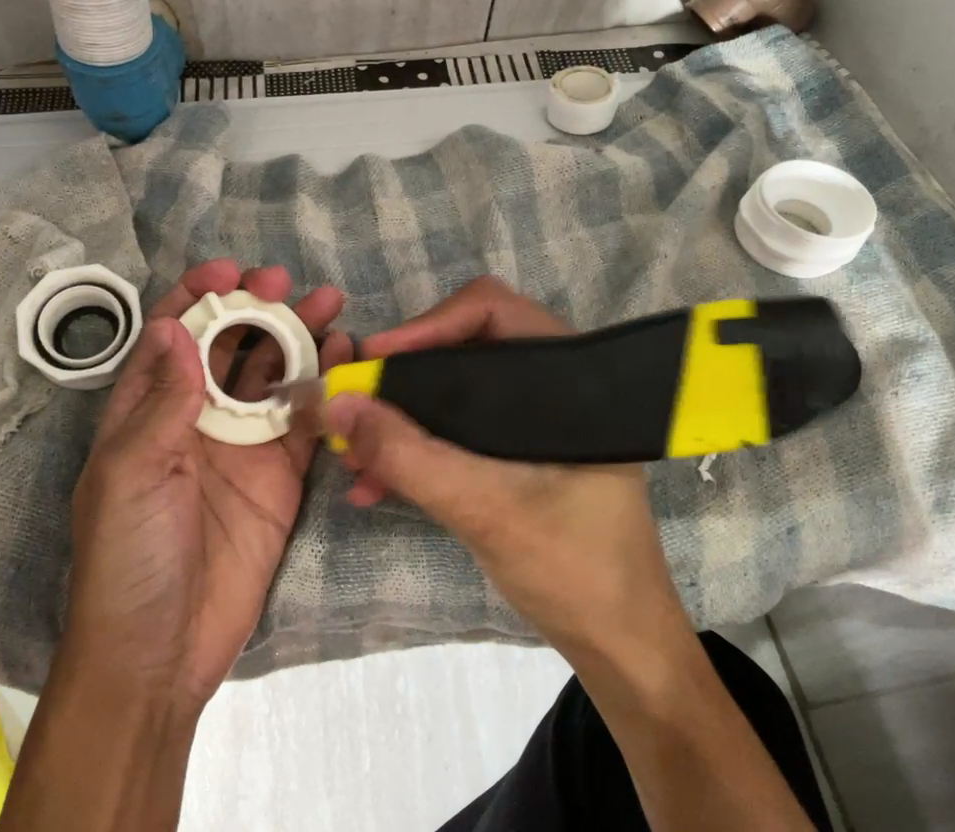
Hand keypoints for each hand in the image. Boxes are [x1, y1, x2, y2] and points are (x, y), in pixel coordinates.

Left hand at [60, 260, 351, 711]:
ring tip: (329, 306)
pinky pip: (304, 425)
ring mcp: (240, 449)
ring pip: (271, 378)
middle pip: (228, 349)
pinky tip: (342, 360)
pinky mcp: (278, 480)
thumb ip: (162, 402)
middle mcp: (193, 420)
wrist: (160, 651)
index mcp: (144, 412)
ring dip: (296, 340)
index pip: (170, 338)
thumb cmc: (127, 556)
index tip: (229, 269)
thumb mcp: (130, 472)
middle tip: (288, 284)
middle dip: (255, 310)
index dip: (196, 298)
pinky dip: (324, 391)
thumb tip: (179, 326)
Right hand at [327, 277, 686, 660]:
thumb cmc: (575, 569)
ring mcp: (533, 422)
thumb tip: (336, 405)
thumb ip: (409, 456)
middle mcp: (552, 386)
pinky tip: (375, 482)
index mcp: (570, 376)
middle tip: (353, 405)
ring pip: (453, 394)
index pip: (492, 310)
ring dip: (401, 420)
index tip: (375, 361)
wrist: (619, 643)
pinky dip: (416, 450)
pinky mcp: (516, 456)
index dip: (428, 326)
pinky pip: (455, 433)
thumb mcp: (486, 510)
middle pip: (462, 349)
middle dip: (401, 379)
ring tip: (353, 453)